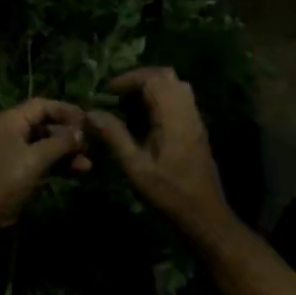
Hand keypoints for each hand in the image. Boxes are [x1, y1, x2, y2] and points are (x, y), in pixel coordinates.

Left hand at [0, 99, 89, 246]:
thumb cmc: (5, 181)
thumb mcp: (35, 159)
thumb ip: (60, 142)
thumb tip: (81, 132)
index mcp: (9, 120)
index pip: (41, 105)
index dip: (66, 110)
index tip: (88, 121)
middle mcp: (9, 130)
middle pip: (44, 124)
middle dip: (67, 134)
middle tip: (90, 146)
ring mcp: (11, 150)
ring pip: (44, 144)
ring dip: (65, 152)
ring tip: (86, 165)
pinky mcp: (15, 169)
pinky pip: (39, 159)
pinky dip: (56, 163)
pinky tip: (75, 172)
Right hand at [88, 68, 236, 235]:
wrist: (205, 217)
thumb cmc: (169, 194)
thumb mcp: (135, 167)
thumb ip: (114, 136)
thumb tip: (91, 113)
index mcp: (174, 118)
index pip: (154, 79)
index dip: (129, 79)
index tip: (108, 91)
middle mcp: (188, 113)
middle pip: (167, 77)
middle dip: (140, 79)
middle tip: (117, 95)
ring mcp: (195, 121)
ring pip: (176, 87)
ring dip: (151, 88)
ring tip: (128, 105)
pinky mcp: (196, 131)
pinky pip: (180, 101)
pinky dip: (160, 100)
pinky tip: (144, 120)